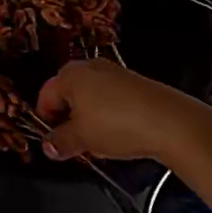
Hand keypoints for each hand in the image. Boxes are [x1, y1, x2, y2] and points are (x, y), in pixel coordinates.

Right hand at [37, 59, 211, 161]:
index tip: (51, 142)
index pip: (45, 95)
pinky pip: (108, 98)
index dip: (45, 120)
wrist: (166, 120)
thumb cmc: (116, 124)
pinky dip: (105, 115)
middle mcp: (89, 66)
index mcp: (70, 74)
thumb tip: (48, 146)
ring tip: (96, 144)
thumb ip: (60, 142)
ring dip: (86, 120)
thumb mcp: (81, 139)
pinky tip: (116, 134)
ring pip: (88, 98)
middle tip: (73, 145)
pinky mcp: (130, 82)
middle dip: (67, 120)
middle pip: (67, 95)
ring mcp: (112, 71)